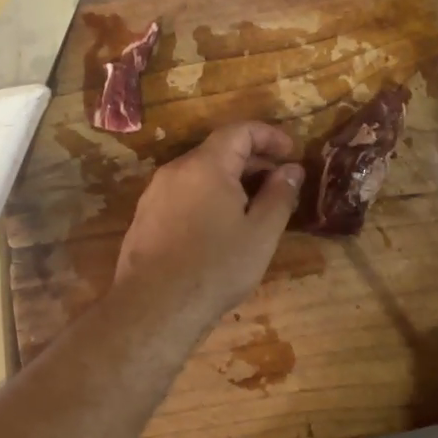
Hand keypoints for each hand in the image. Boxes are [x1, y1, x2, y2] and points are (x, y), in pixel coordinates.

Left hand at [114, 122, 303, 320]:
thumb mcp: (261, 232)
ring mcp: (155, 194)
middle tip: (281, 185)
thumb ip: (280, 194)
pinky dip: (210, 198)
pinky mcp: (145, 218)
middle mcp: (176, 170)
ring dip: (232, 182)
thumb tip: (292, 169)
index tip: (291, 152)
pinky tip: (223, 228)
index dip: (269, 136)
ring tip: (256, 209)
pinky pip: (184, 194)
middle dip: (253, 161)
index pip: (239, 130)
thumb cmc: (216, 267)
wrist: (155, 307)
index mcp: (206, 165)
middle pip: (218, 151)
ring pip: (200, 174)